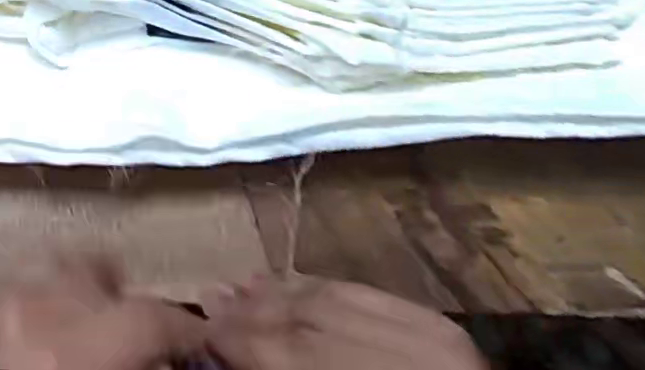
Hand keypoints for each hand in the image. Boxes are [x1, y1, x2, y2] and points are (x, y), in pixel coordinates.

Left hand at [0, 254, 206, 369]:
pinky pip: (25, 272)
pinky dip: (47, 288)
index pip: (148, 317)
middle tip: (138, 343)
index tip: (201, 346)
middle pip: (101, 271)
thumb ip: (128, 365)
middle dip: (128, 303)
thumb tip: (157, 358)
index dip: (184, 330)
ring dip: (86, 287)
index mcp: (73, 348)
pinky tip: (48, 323)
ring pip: (60, 260)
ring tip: (92, 326)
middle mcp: (36, 300)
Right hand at [205, 275, 486, 369]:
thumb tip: (219, 339)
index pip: (287, 349)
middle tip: (210, 299)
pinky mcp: (443, 328)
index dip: (235, 335)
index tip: (201, 327)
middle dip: (249, 309)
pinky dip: (319, 286)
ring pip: (329, 298)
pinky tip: (289, 282)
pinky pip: (363, 293)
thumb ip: (273, 362)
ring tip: (241, 288)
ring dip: (277, 291)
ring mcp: (428, 341)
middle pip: (302, 318)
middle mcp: (403, 358)